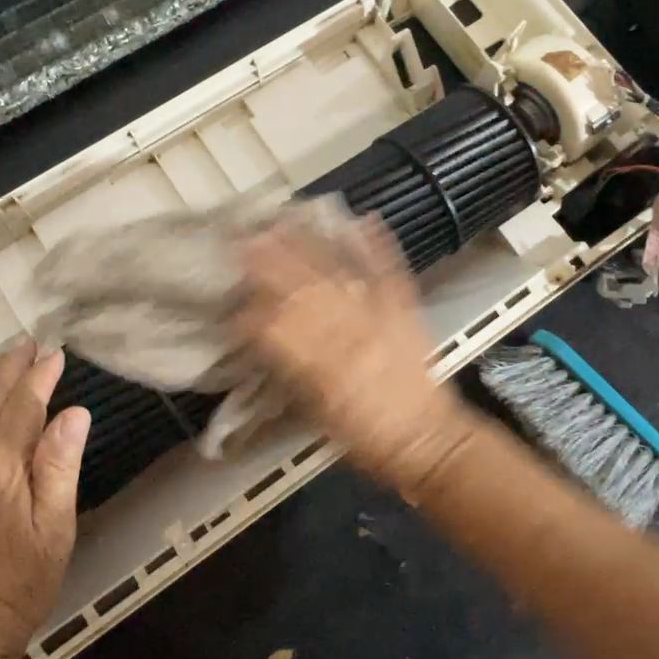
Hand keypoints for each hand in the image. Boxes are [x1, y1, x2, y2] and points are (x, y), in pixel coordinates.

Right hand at [235, 216, 472, 490]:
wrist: (426, 440)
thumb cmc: (367, 438)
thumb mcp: (318, 414)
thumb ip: (290, 373)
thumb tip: (261, 339)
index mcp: (323, 364)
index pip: (277, 326)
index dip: (251, 311)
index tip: (232, 299)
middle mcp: (349, 332)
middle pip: (302, 288)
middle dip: (269, 262)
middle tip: (243, 239)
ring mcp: (379, 314)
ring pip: (337, 271)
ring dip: (308, 244)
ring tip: (284, 220)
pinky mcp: (405, 309)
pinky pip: (390, 271)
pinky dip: (377, 244)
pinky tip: (363, 219)